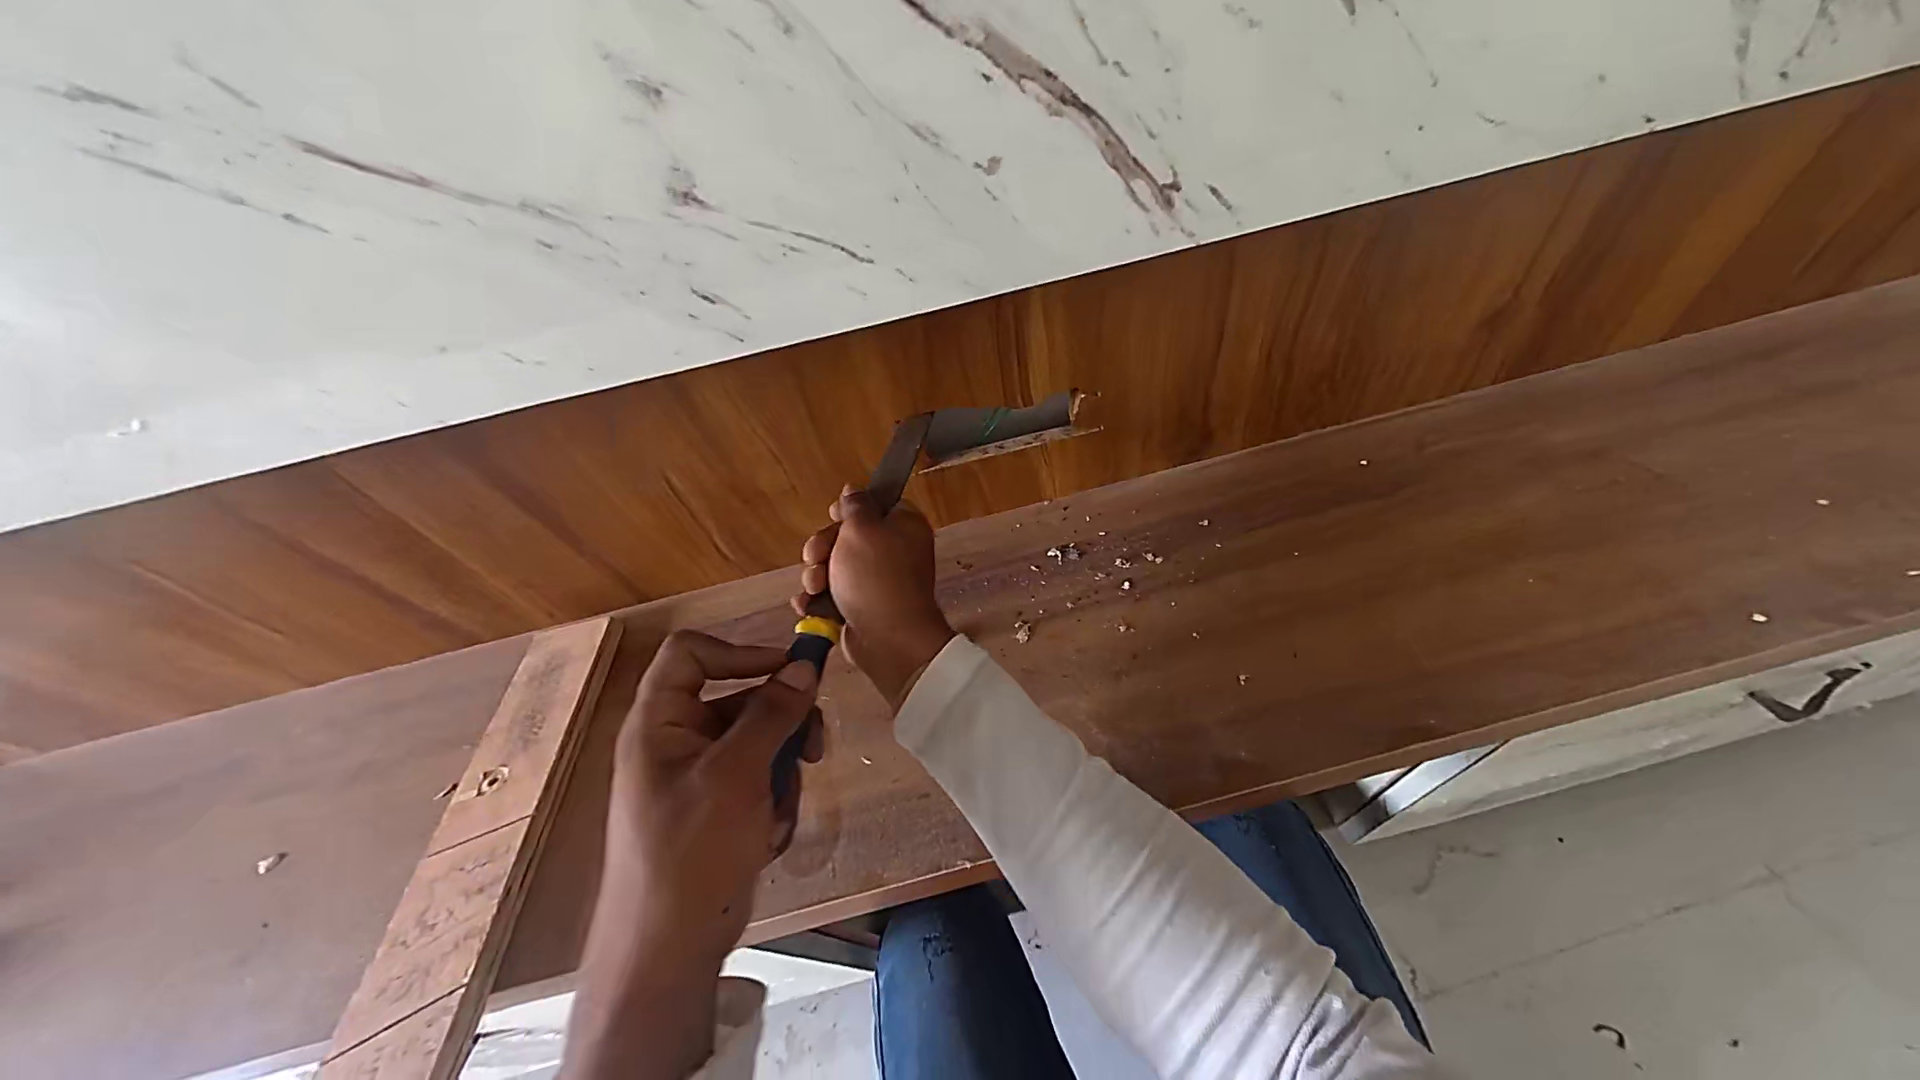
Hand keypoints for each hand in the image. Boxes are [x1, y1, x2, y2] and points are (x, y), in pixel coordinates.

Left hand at [565, 631, 821, 1079]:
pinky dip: (773, 801)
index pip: (691, 654)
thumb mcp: (737, 774)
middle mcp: (678, 741)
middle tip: (814, 748)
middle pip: (740, 699)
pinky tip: (767, 835)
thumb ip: (772, 714)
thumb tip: (804, 666)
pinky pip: (760, 778)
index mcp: (660, 723)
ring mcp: (700, 776)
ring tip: (779, 810)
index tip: (791, 668)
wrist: (667, 952)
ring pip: (760, 740)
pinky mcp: (721, 807)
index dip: (740, 651)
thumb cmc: (691, 852)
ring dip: (782, 771)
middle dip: (782, 723)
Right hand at [794, 487, 955, 705]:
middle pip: (846, 536)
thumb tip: (854, 489)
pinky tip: (809, 605)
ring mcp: (876, 581)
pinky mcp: (860, 606)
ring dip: (816, 575)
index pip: (875, 504)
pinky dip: (818, 599)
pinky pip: (831, 594)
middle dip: (823, 547)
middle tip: (816, 557)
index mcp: (903, 525)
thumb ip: (855, 506)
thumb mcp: (862, 529)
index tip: (834, 516)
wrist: (887, 639)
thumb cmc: (876, 576)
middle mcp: (893, 551)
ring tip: (816, 587)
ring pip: (833, 566)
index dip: (850, 509)